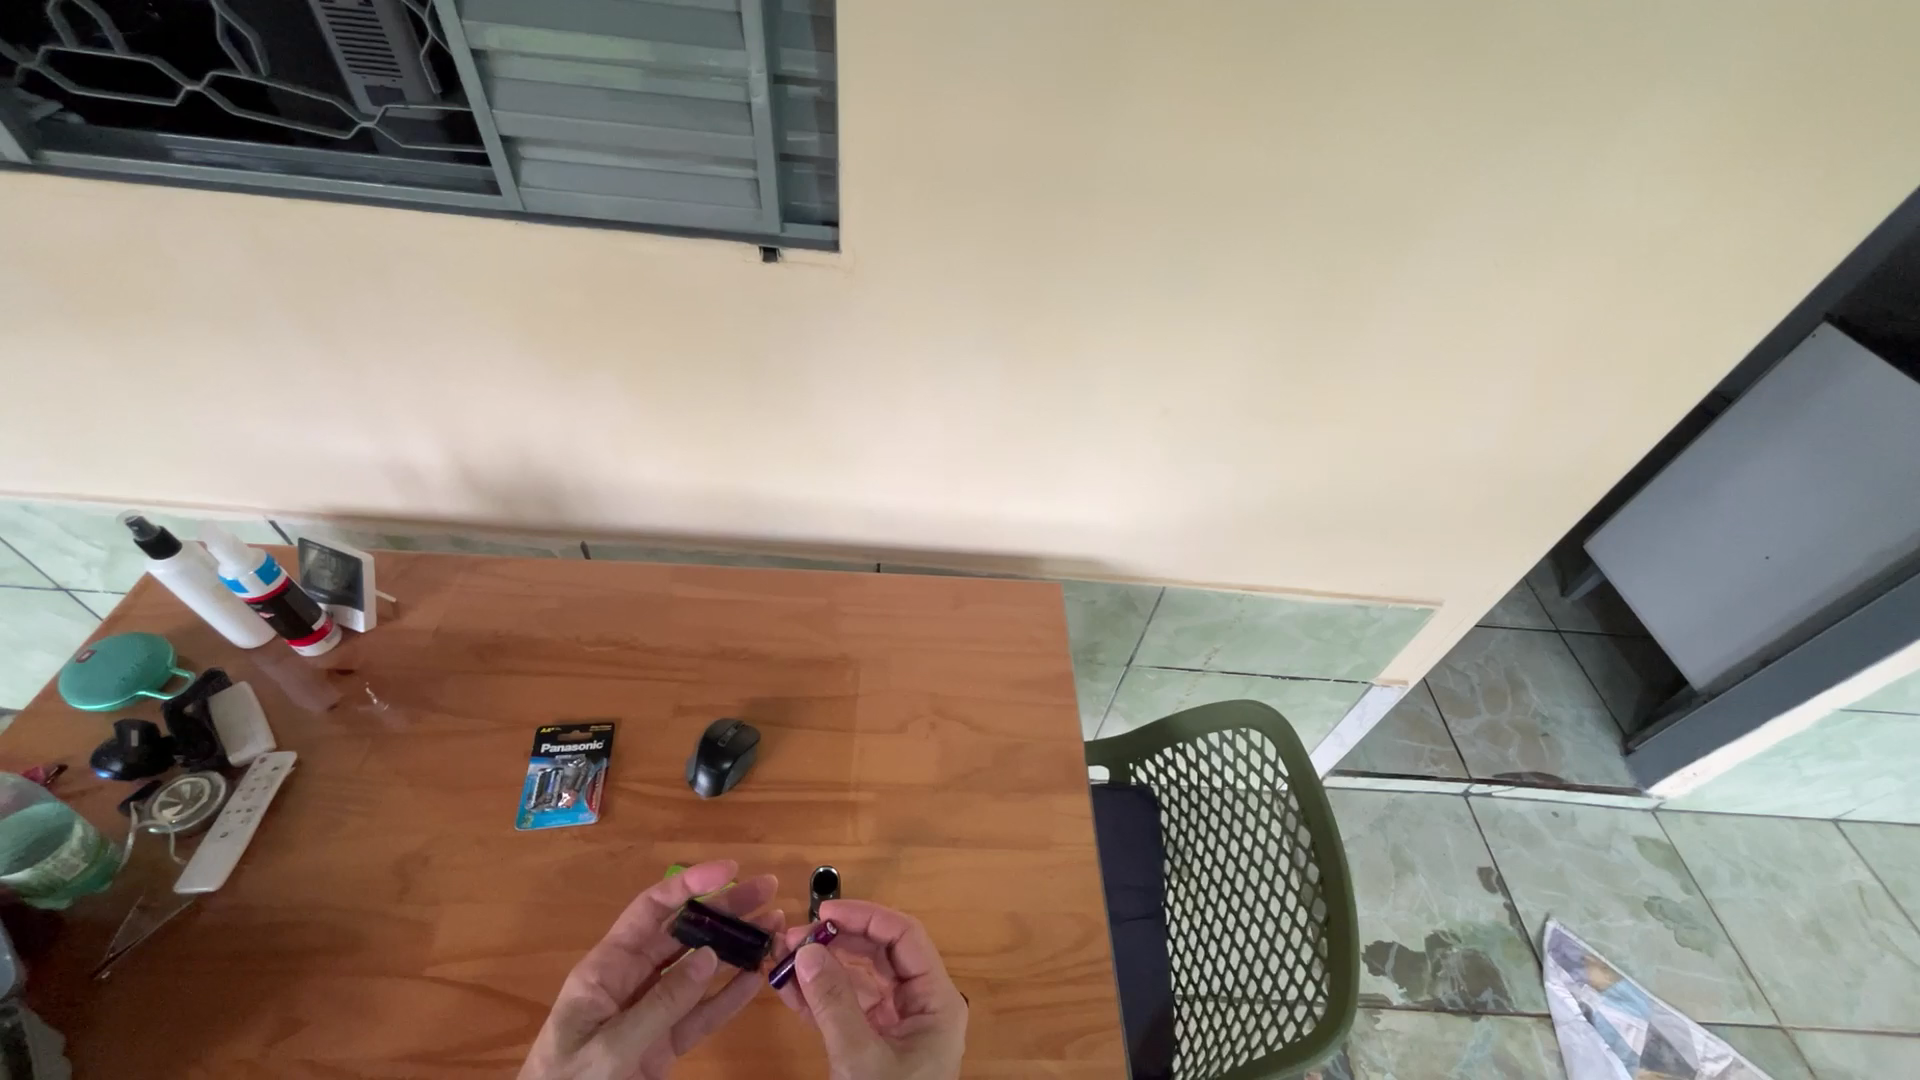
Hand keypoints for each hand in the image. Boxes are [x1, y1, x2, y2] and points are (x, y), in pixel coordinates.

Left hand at [520, 860, 783, 1079]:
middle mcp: (632, 982)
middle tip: (769, 891)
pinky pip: (703, 1013)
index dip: (689, 885)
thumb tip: (710, 956)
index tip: (729, 870)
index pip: (651, 911)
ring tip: (776, 928)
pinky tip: (758, 977)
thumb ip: (660, 1004)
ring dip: (738, 948)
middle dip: (727, 910)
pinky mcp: (665, 1046)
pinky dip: (731, 995)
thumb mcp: (606, 1049)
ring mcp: (651, 1013)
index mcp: (606, 970)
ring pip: (701, 969)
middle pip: (685, 933)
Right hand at [774, 900, 966, 1079]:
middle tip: (793, 936)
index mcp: (936, 1000)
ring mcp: (896, 1025)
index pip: (904, 937)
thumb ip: (834, 1003)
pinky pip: (847, 1008)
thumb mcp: (862, 1060)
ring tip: (782, 957)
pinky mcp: (873, 1045)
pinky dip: (818, 997)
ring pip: (860, 979)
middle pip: (880, 954)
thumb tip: (806, 950)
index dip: (866, 917)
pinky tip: (786, 988)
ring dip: (822, 966)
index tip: (825, 913)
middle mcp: (919, 1005)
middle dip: (837, 940)